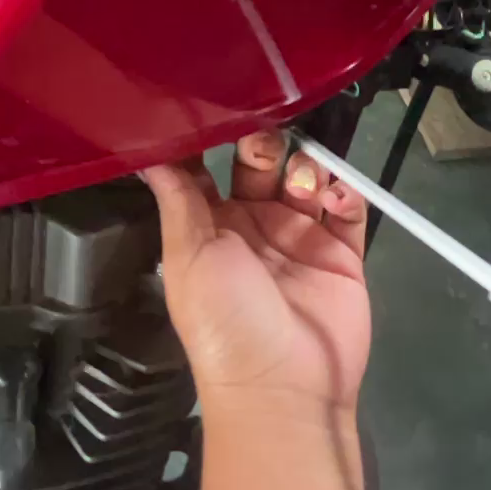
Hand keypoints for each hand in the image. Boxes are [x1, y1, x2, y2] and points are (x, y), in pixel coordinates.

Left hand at [140, 131, 370, 421]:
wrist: (284, 387)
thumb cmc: (225, 319)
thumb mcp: (190, 255)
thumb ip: (178, 198)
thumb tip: (144, 151)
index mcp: (210, 226)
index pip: (206, 168)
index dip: (209, 137)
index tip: (215, 102)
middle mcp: (253, 225)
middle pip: (260, 164)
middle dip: (264, 144)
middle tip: (268, 143)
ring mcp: (300, 237)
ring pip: (305, 178)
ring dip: (306, 167)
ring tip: (304, 183)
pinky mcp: (341, 252)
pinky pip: (346, 207)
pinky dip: (344, 191)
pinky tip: (334, 195)